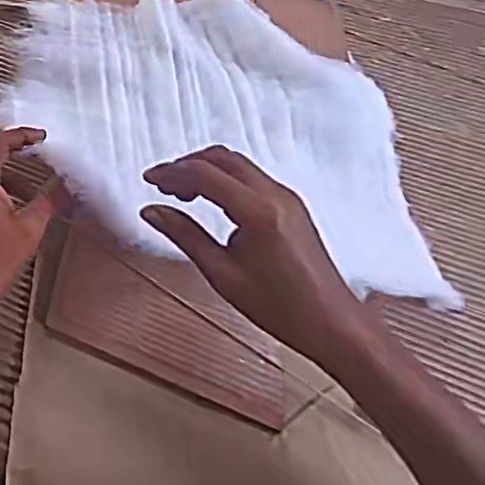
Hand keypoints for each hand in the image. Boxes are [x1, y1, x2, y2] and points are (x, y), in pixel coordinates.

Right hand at [142, 147, 382, 363]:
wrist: (335, 326)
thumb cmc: (284, 309)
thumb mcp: (222, 274)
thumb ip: (185, 235)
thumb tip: (154, 212)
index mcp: (257, 210)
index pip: (203, 173)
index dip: (171, 172)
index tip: (150, 178)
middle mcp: (274, 194)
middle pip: (220, 158)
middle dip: (186, 164)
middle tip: (162, 183)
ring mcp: (286, 197)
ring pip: (237, 163)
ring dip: (206, 169)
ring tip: (181, 192)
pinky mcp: (291, 204)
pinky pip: (251, 176)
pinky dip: (225, 178)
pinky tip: (211, 199)